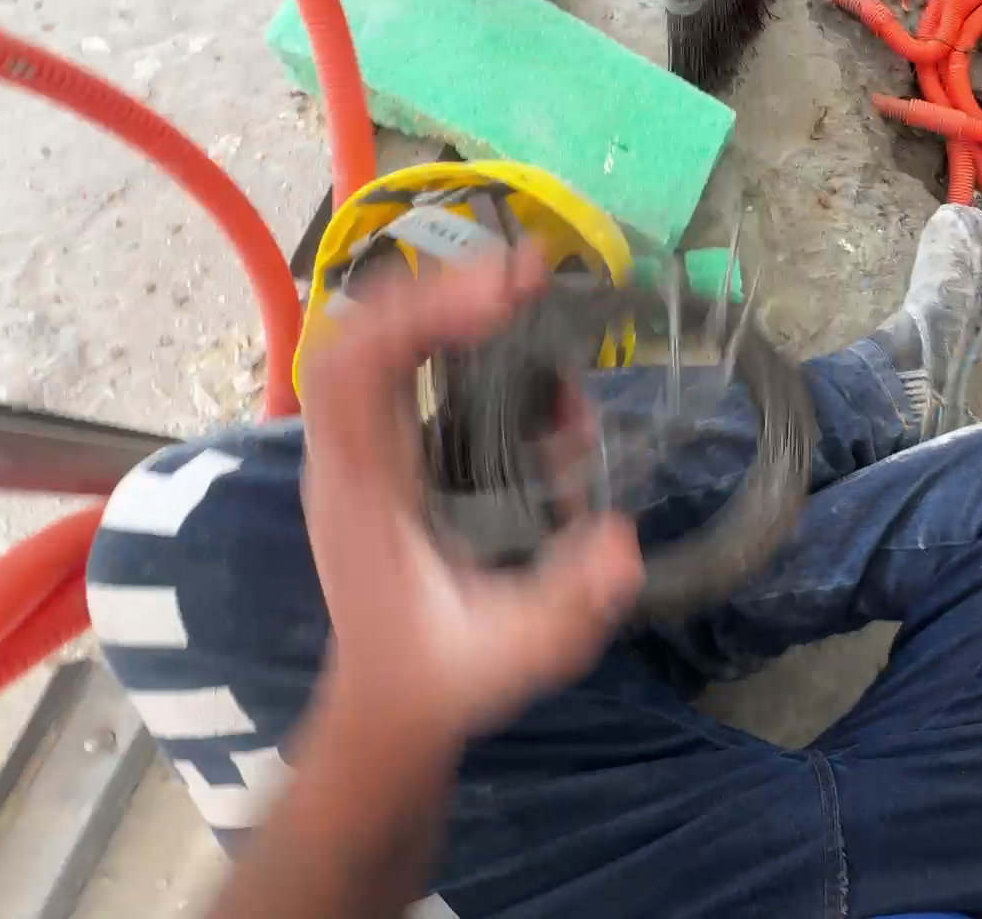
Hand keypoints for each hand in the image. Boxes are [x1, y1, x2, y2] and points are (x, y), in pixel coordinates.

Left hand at [298, 245, 644, 743]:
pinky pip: (415, 377)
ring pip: (390, 348)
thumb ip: (567, 606)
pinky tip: (534, 377)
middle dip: (446, 289)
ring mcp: (375, 455)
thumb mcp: (515, 652)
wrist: (395, 707)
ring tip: (534, 308)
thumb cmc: (444, 676)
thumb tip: (623, 542)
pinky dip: (469, 352)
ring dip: (459, 314)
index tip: (506, 295)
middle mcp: (358, 459)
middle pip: (366, 336)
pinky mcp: (400, 460)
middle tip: (530, 274)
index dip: (424, 313)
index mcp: (365, 491)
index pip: (360, 369)